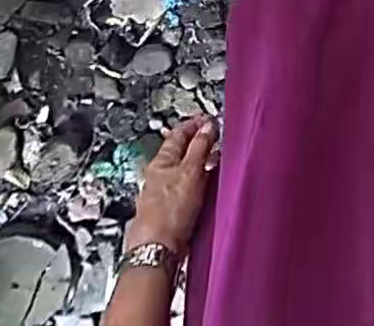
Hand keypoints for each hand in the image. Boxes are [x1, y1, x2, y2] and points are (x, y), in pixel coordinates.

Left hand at [127, 117, 215, 254]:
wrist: (157, 253)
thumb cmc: (168, 214)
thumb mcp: (190, 172)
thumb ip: (200, 147)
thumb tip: (208, 126)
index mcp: (161, 160)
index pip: (179, 132)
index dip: (196, 123)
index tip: (210, 119)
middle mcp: (159, 175)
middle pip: (181, 151)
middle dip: (199, 142)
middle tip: (215, 136)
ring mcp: (164, 194)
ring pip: (184, 170)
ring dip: (200, 162)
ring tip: (215, 159)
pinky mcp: (170, 212)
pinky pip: (186, 189)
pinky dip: (198, 182)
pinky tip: (207, 188)